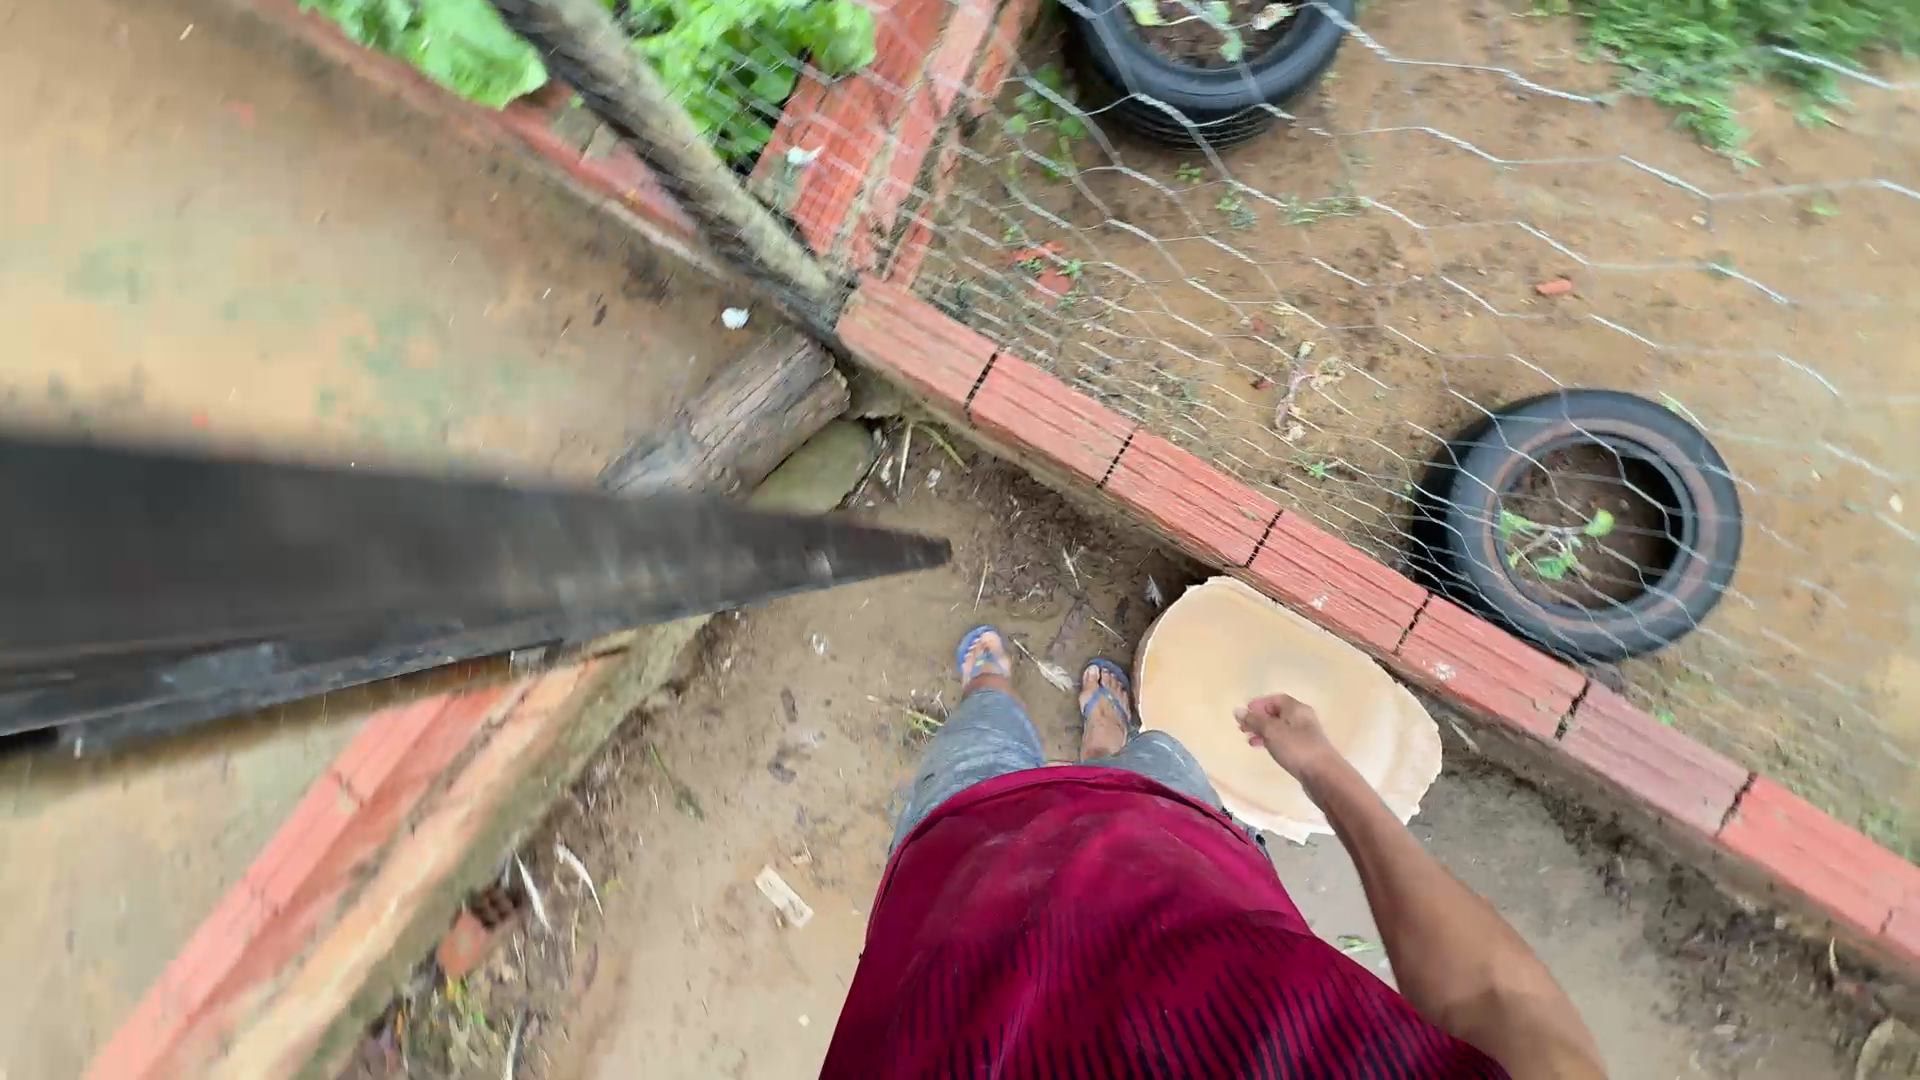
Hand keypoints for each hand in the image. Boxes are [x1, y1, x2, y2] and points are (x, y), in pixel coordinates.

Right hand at [1235, 694, 1338, 778]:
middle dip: (1259, 719)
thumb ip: (1254, 720)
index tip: (1245, 714)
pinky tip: (1265, 749)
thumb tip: (1238, 710)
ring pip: (1280, 728)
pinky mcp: (1305, 750)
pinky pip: (1285, 740)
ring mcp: (1305, 735)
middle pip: (1277, 713)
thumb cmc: (1296, 748)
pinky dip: (1272, 742)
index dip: (1259, 704)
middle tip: (1243, 728)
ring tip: (1250, 741)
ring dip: (1263, 732)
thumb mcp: (1271, 731)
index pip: (1275, 699)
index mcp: (1296, 709)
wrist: (1324, 776)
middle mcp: (1302, 718)